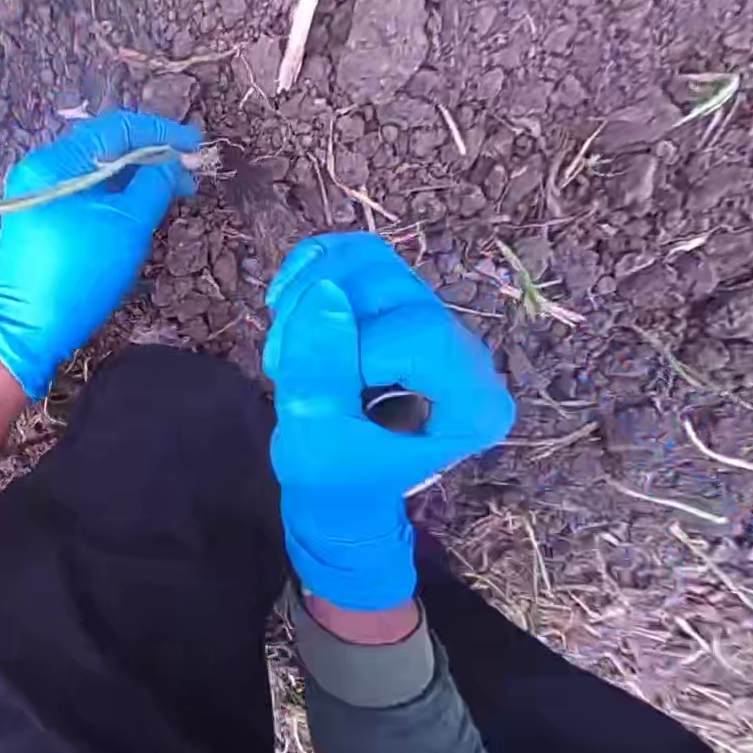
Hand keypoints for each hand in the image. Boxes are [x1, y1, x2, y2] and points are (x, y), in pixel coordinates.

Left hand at [0, 110, 202, 398]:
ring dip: (134, 181)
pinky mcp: (40, 223)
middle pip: (104, 150)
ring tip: (170, 195)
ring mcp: (37, 198)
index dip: (161, 133)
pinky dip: (113, 200)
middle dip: (150, 160)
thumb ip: (153, 186)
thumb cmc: (78, 276)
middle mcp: (40, 172)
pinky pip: (82, 199)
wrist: (27, 330)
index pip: (116, 128)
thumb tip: (170, 162)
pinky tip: (139, 210)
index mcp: (55, 163)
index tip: (194, 146)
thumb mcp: (126, 227)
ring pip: (95, 177)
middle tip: (187, 177)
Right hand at [263, 234, 515, 609]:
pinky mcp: (395, 314)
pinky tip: (286, 302)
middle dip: (318, 306)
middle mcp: (463, 355)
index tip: (315, 392)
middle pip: (394, 287)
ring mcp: (430, 329)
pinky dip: (312, 270)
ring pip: (373, 266)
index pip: (417, 335)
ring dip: (308, 290)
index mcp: (472, 400)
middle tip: (280, 352)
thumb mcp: (317, 434)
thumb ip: (320, 367)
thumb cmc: (332, 478)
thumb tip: (322, 289)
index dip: (351, 352)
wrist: (333, 490)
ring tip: (284, 338)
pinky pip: (358, 263)